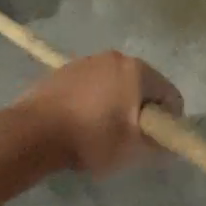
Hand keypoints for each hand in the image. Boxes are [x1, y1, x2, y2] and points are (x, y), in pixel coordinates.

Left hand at [17, 51, 184, 173]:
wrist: (35, 131)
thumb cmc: (92, 137)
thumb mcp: (135, 148)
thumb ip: (160, 142)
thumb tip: (166, 139)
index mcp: (135, 69)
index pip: (170, 96)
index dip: (170, 121)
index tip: (157, 141)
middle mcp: (112, 57)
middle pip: (141, 86)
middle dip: (141, 110)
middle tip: (131, 136)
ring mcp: (84, 60)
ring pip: (115, 84)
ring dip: (117, 103)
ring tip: (103, 129)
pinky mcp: (62, 70)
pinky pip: (91, 85)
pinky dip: (94, 99)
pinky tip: (82, 119)